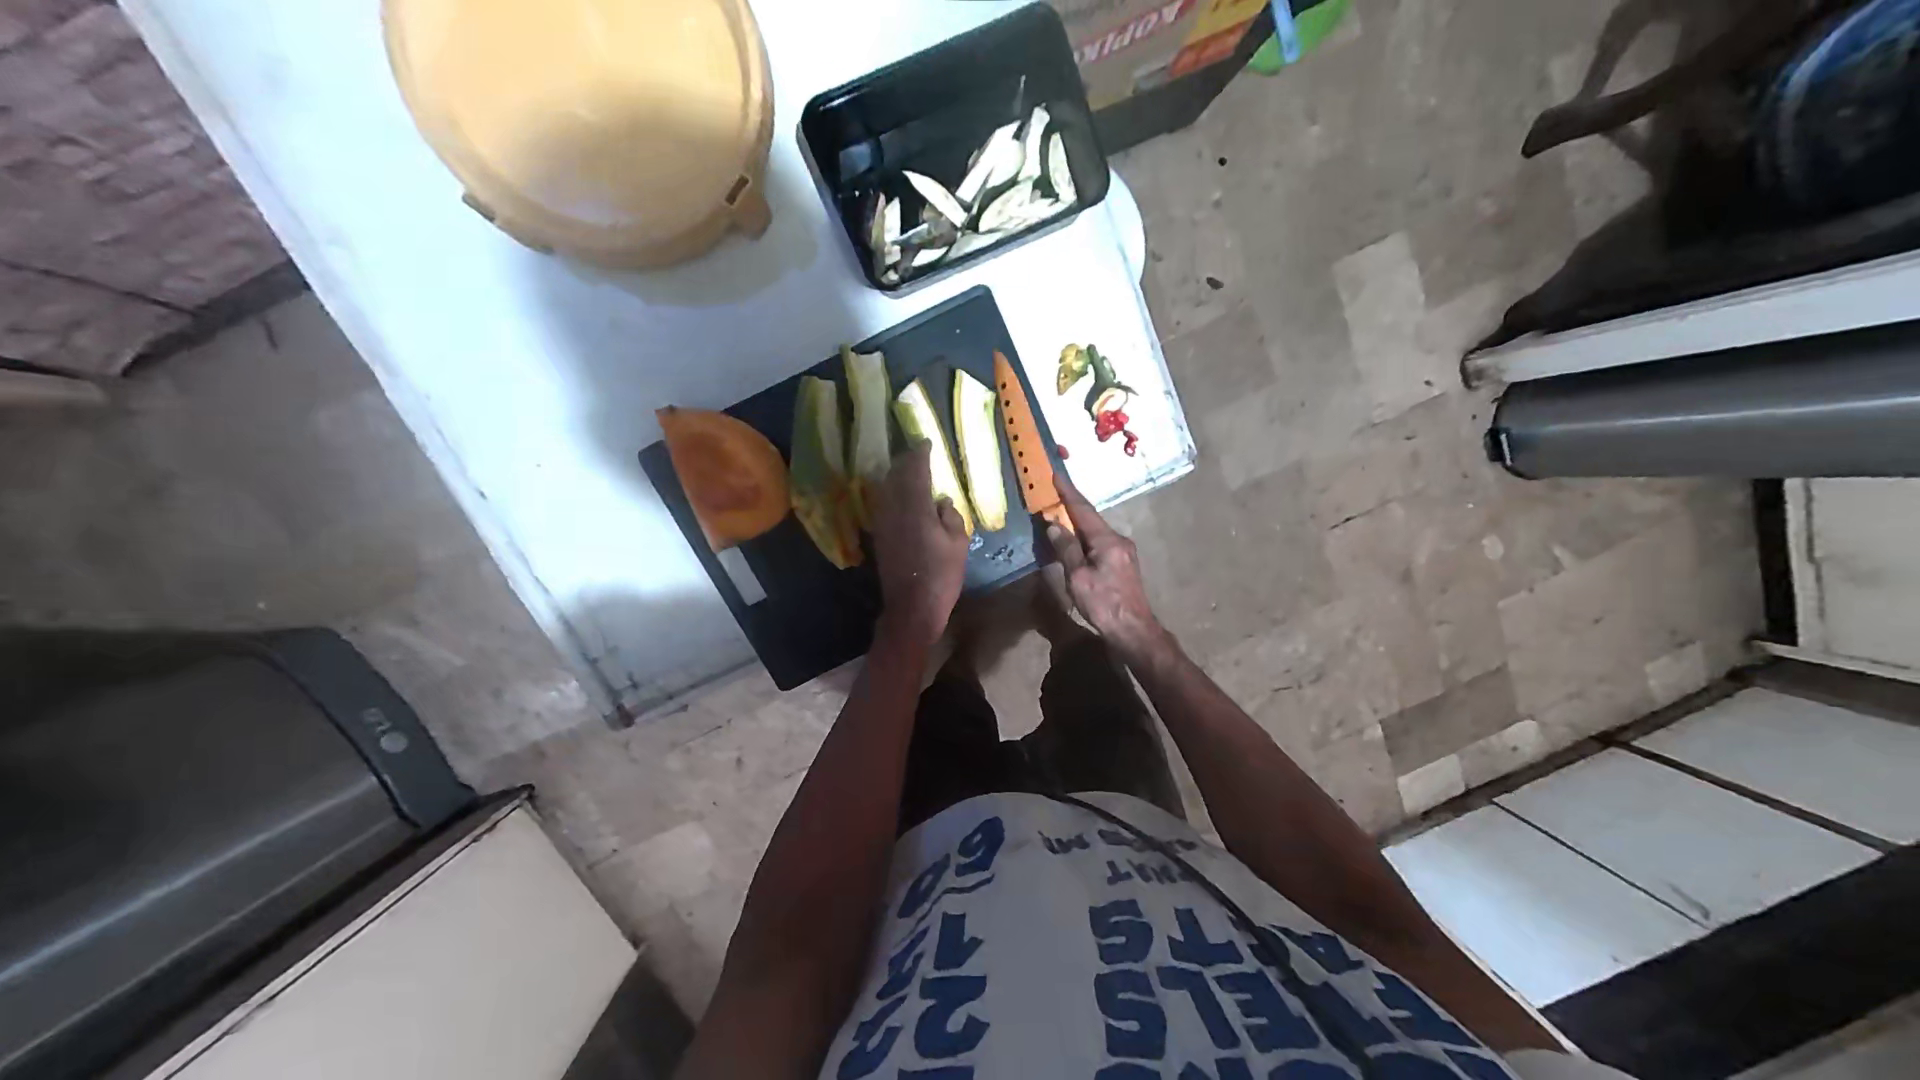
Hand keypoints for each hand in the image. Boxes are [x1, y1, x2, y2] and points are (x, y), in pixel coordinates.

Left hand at [871, 440, 969, 647]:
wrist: (912, 607)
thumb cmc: (941, 575)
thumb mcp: (958, 543)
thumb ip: (951, 516)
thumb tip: (941, 501)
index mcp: (916, 507)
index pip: (915, 469)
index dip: (920, 453)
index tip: (926, 442)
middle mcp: (894, 509)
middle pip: (895, 475)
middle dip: (906, 461)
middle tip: (918, 454)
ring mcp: (882, 522)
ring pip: (885, 488)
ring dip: (896, 476)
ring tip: (909, 472)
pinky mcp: (879, 535)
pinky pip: (883, 503)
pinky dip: (891, 493)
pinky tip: (901, 496)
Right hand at [1049, 476, 1168, 659]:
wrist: (1133, 630)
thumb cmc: (1104, 604)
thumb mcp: (1078, 577)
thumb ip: (1066, 549)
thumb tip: (1054, 525)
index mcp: (1107, 539)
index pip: (1083, 509)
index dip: (1067, 492)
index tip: (1055, 474)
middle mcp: (1118, 540)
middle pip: (1090, 518)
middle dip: (1070, 506)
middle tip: (1051, 494)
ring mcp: (1123, 552)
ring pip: (1095, 531)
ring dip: (1076, 523)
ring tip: (1057, 517)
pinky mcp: (1123, 564)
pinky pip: (1099, 543)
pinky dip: (1083, 537)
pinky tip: (1073, 541)